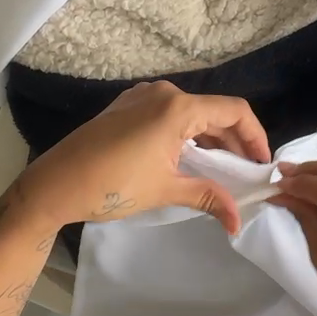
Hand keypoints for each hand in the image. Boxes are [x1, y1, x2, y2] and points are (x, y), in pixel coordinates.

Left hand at [14, 81, 268, 233]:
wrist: (55, 184)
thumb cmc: (112, 185)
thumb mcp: (165, 190)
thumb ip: (207, 197)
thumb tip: (237, 222)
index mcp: (177, 107)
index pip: (234, 112)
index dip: (255, 136)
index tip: (261, 165)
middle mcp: (164, 93)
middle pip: (214, 110)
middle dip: (234, 141)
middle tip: (246, 173)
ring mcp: (143, 96)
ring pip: (192, 112)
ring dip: (210, 138)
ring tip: (222, 170)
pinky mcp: (128, 106)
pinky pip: (170, 113)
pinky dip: (186, 133)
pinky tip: (189, 158)